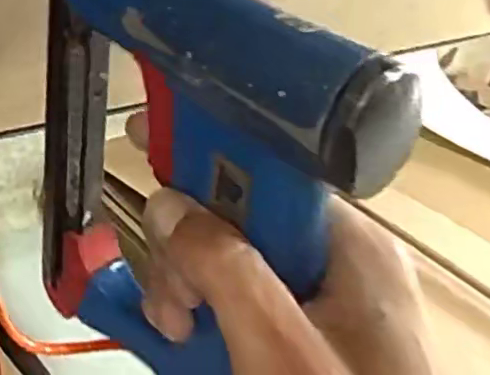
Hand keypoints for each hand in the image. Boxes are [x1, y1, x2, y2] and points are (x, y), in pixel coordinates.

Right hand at [126, 116, 432, 374]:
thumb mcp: (281, 352)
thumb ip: (222, 266)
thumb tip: (166, 203)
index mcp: (347, 245)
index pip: (260, 161)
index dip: (197, 142)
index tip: (141, 136)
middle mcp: (330, 257)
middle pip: (223, 208)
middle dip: (180, 245)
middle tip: (174, 300)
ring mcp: (312, 295)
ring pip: (213, 249)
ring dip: (178, 282)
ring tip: (177, 332)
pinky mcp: (291, 326)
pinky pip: (224, 288)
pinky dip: (194, 305)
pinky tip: (185, 336)